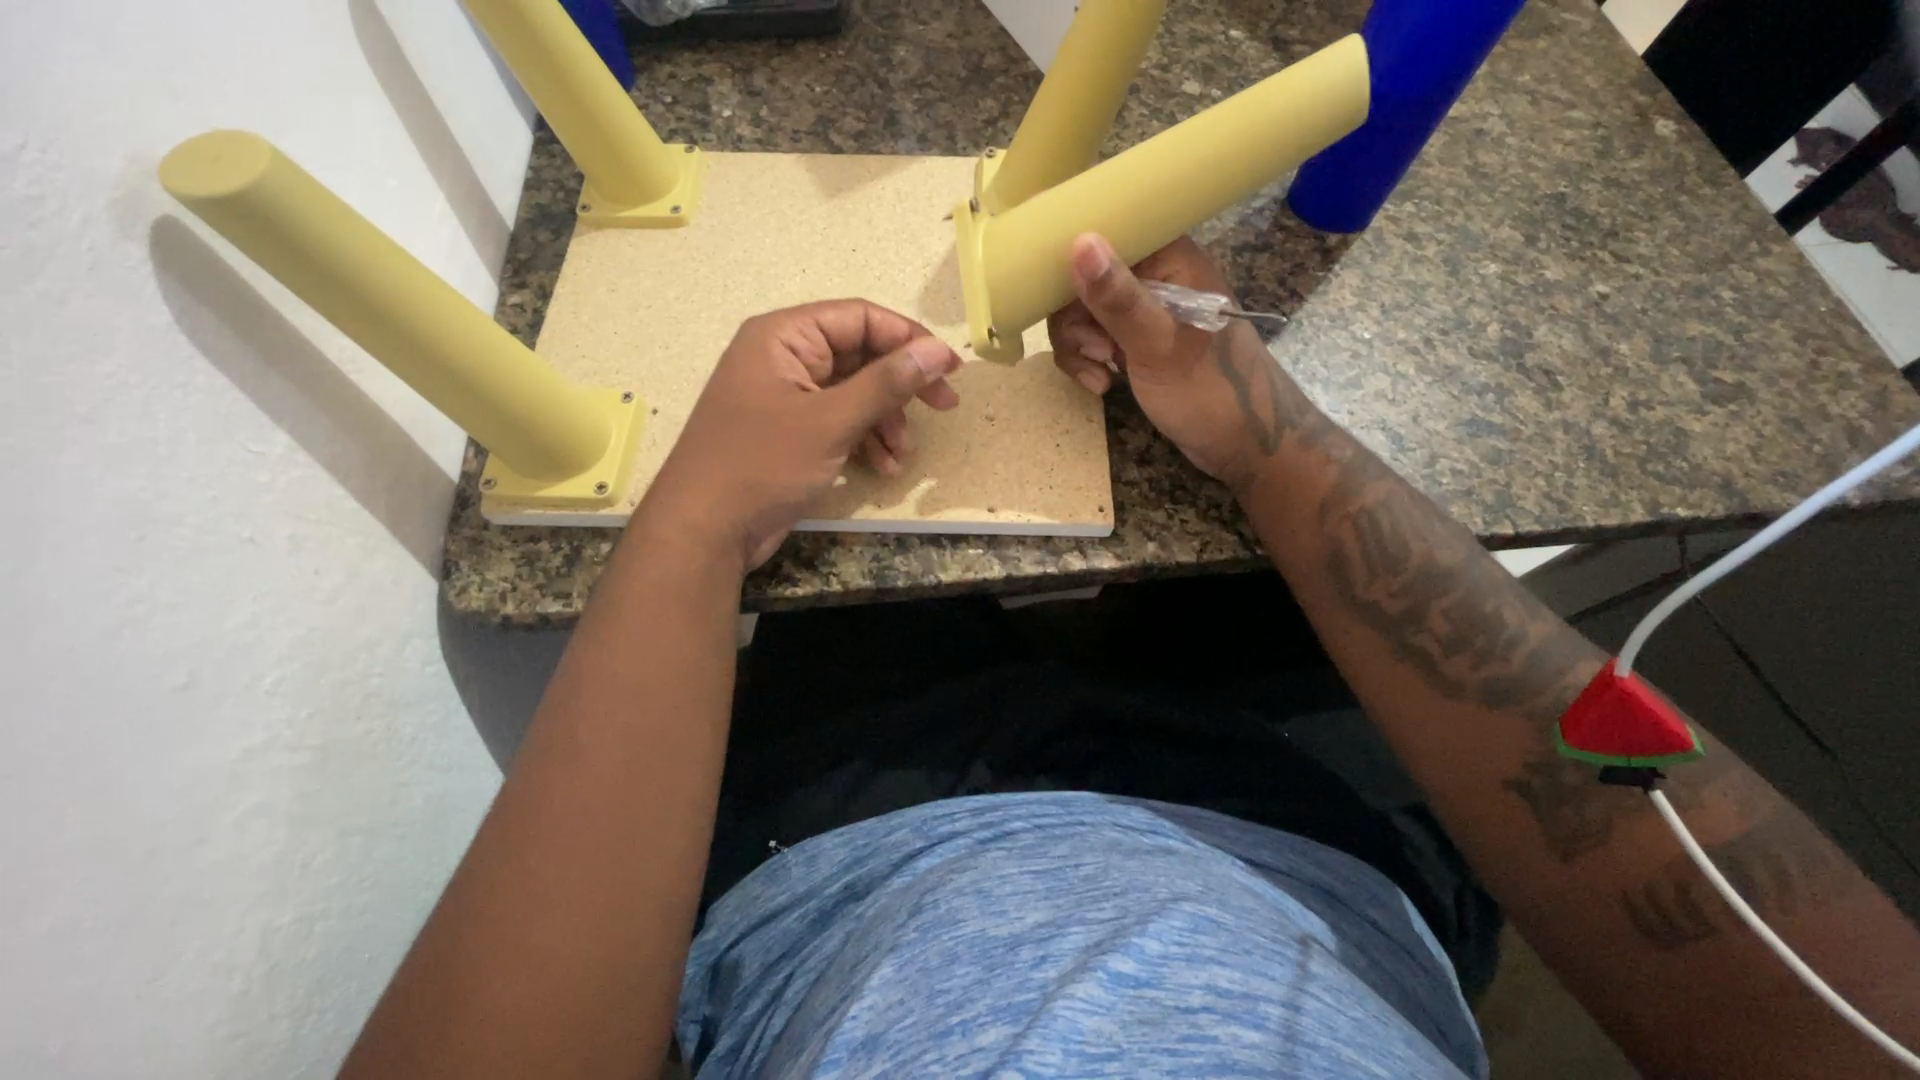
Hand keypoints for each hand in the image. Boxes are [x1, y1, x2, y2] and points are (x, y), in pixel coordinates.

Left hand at [639, 300, 961, 569]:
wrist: (705, 530)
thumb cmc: (762, 464)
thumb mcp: (830, 421)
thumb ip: (886, 383)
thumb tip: (938, 351)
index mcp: (784, 336)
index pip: (860, 318)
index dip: (908, 339)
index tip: (949, 368)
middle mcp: (784, 358)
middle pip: (860, 356)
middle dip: (900, 387)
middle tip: (944, 407)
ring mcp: (786, 397)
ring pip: (854, 394)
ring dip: (886, 422)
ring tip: (903, 455)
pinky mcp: (790, 433)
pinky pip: (839, 422)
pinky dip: (865, 441)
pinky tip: (884, 468)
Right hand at [1048, 234, 1310, 492]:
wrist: (1243, 445)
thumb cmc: (1209, 391)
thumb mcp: (1157, 345)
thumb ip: (1117, 298)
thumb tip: (1079, 241)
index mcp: (1170, 259)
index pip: (1106, 234)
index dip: (1074, 261)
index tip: (1063, 298)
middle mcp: (1156, 276)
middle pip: (1084, 277)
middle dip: (1076, 319)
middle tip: (1097, 351)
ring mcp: (1145, 311)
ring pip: (1082, 312)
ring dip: (1079, 346)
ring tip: (1100, 374)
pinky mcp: (1136, 342)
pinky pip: (1092, 339)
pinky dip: (1088, 361)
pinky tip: (1102, 385)